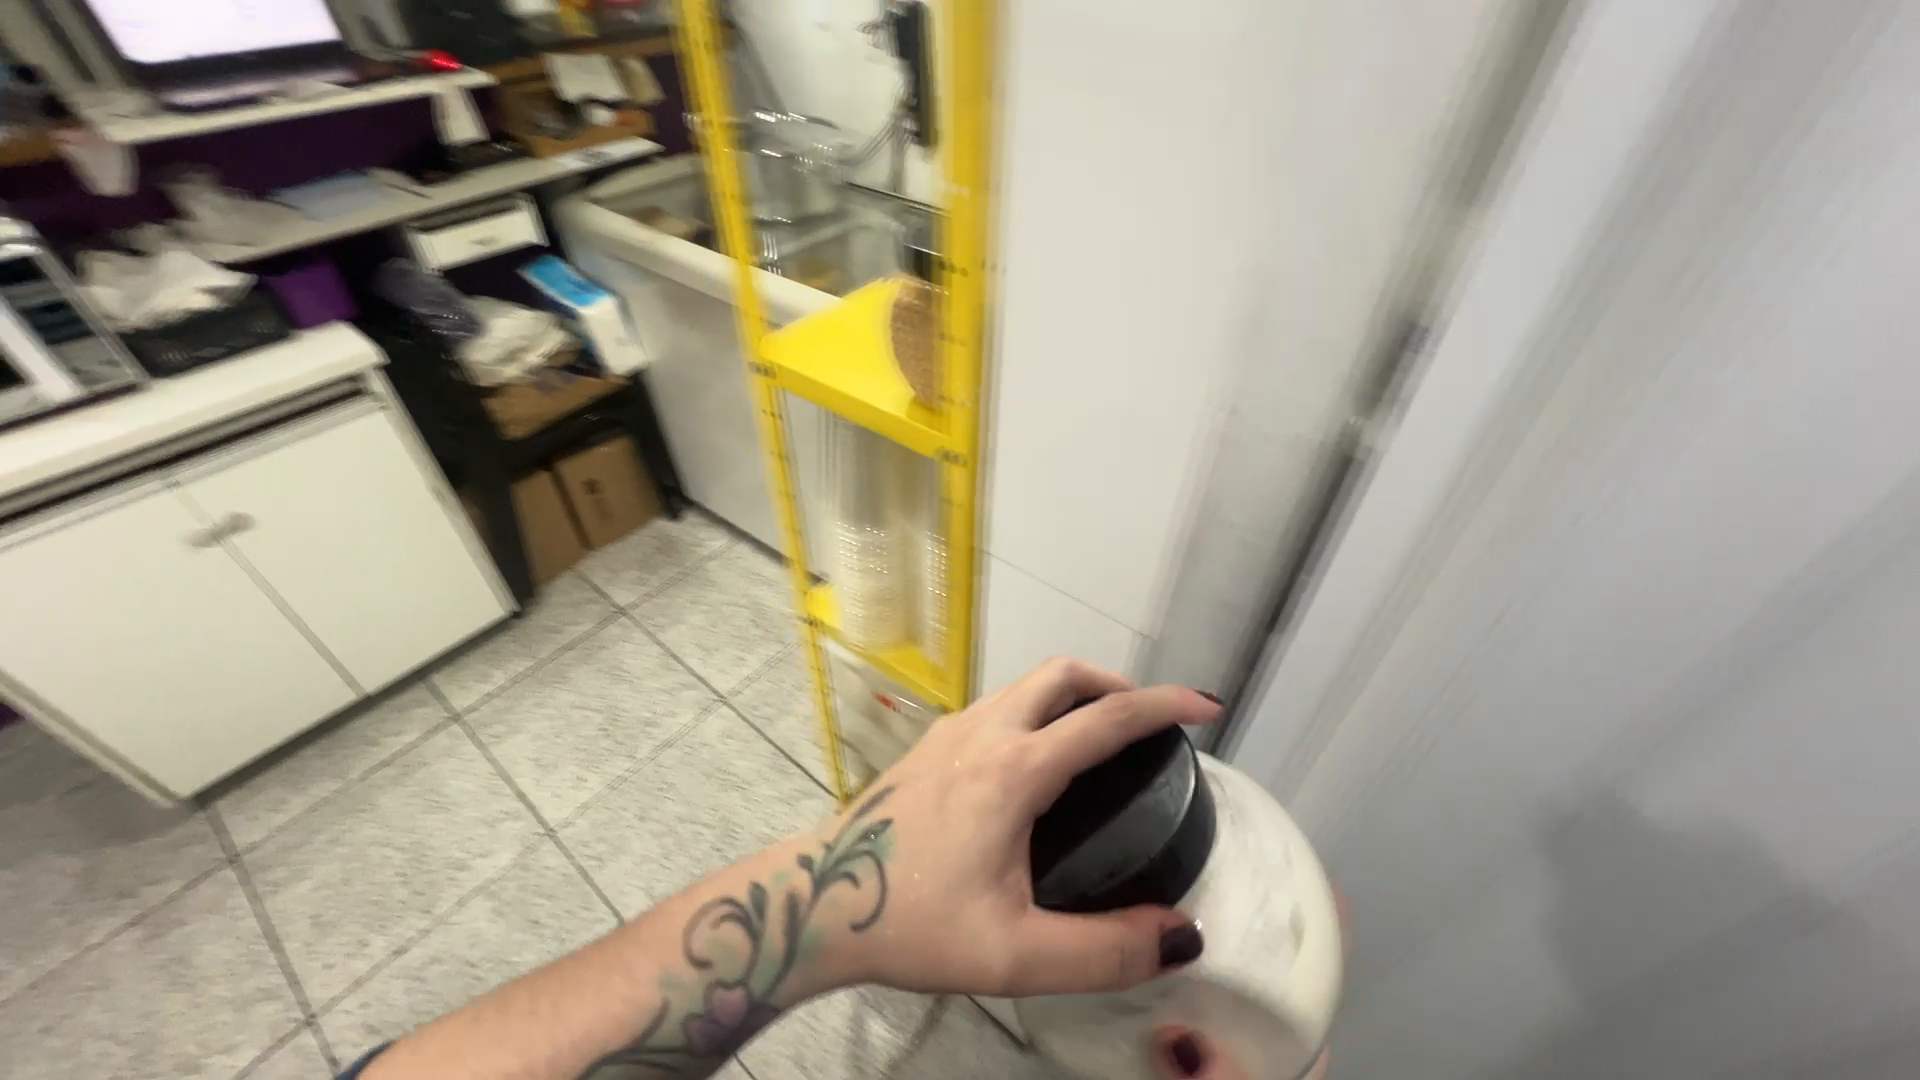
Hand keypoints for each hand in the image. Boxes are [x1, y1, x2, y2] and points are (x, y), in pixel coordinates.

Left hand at [815, 657, 1221, 997]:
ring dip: (1075, 693)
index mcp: (1014, 770)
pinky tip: (1040, 762)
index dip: (1165, 705)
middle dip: (1116, 683)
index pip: (1107, 717)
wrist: (818, 899)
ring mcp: (951, 730)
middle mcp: (984, 731)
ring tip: (1101, 739)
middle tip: (1148, 723)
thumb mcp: (1015, 955)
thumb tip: (1181, 933)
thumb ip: (1106, 951)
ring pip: (1027, 684)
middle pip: (1062, 673)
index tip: (1206, 707)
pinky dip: (1040, 709)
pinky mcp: (931, 743)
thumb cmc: (914, 923)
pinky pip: (1001, 704)